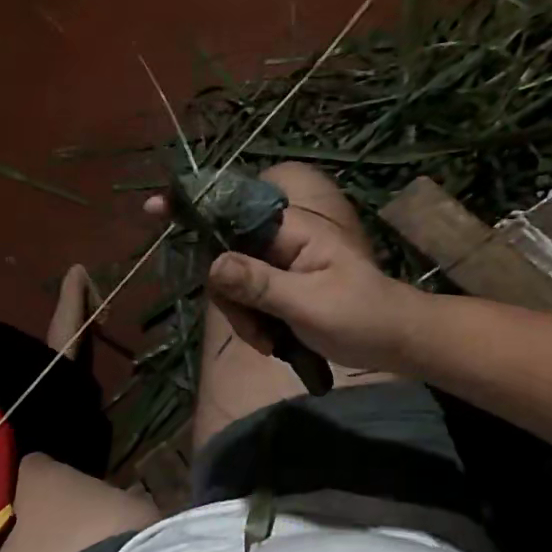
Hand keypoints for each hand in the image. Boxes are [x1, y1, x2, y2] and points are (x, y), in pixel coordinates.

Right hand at [149, 195, 424, 374]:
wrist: (396, 340)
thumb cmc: (363, 317)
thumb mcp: (310, 304)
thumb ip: (261, 284)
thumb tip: (213, 263)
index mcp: (292, 230)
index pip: (234, 210)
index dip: (195, 208)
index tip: (154, 208)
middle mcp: (281, 239)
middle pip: (225, 255)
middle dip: (231, 297)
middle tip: (257, 333)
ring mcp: (279, 263)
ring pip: (233, 281)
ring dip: (244, 316)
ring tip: (271, 343)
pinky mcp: (279, 285)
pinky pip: (247, 297)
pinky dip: (253, 322)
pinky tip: (274, 343)